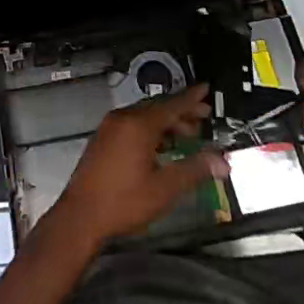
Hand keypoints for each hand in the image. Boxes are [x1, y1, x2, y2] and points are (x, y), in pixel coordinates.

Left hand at [52, 84, 226, 242]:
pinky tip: (162, 145)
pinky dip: (150, 130)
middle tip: (204, 116)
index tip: (206, 88)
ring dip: (166, 122)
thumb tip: (222, 160)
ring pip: (143, 116)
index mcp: (137, 125)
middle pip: (156, 108)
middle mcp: (122, 119)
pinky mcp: (103, 140)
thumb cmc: (124, 201)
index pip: (171, 105)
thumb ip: (194, 169)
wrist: (81, 215)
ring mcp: (109, 128)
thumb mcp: (165, 187)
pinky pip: (131, 125)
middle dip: (181, 111)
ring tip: (188, 134)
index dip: (191, 98)